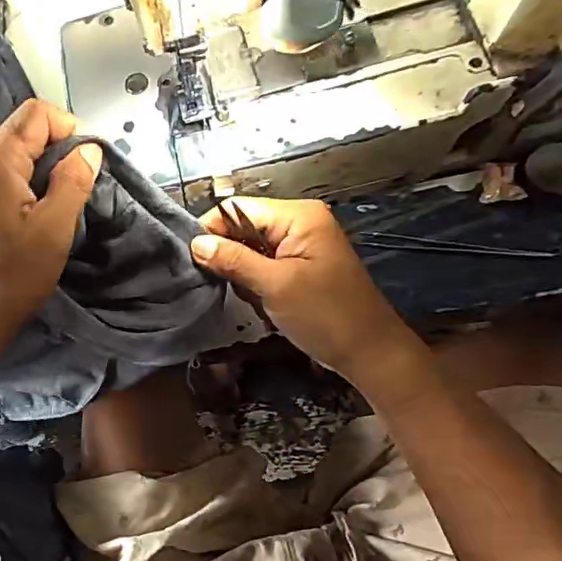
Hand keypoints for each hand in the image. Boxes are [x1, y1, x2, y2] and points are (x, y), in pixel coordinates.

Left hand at [0, 99, 102, 368]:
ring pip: (13, 153)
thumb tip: (87, 150)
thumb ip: (74, 180)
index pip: (35, 114)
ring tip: (56, 205)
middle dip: (56, 149)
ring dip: (42, 169)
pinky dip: (25, 184)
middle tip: (74, 186)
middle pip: (22, 130)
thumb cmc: (9, 279)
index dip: (68, 127)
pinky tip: (35, 215)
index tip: (84, 161)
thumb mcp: (55, 228)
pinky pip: (2, 175)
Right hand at [190, 197, 422, 384]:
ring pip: (246, 248)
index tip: (192, 261)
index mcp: (297, 216)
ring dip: (239, 272)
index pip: (235, 208)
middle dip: (226, 254)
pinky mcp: (297, 265)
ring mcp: (298, 244)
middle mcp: (297, 222)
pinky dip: (252, 282)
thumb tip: (195, 244)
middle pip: (240, 227)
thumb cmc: (326, 315)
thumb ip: (233, 260)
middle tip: (221, 282)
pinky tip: (258, 300)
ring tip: (248, 294)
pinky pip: (260, 264)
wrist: (369, 352)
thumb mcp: (274, 286)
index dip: (210, 231)